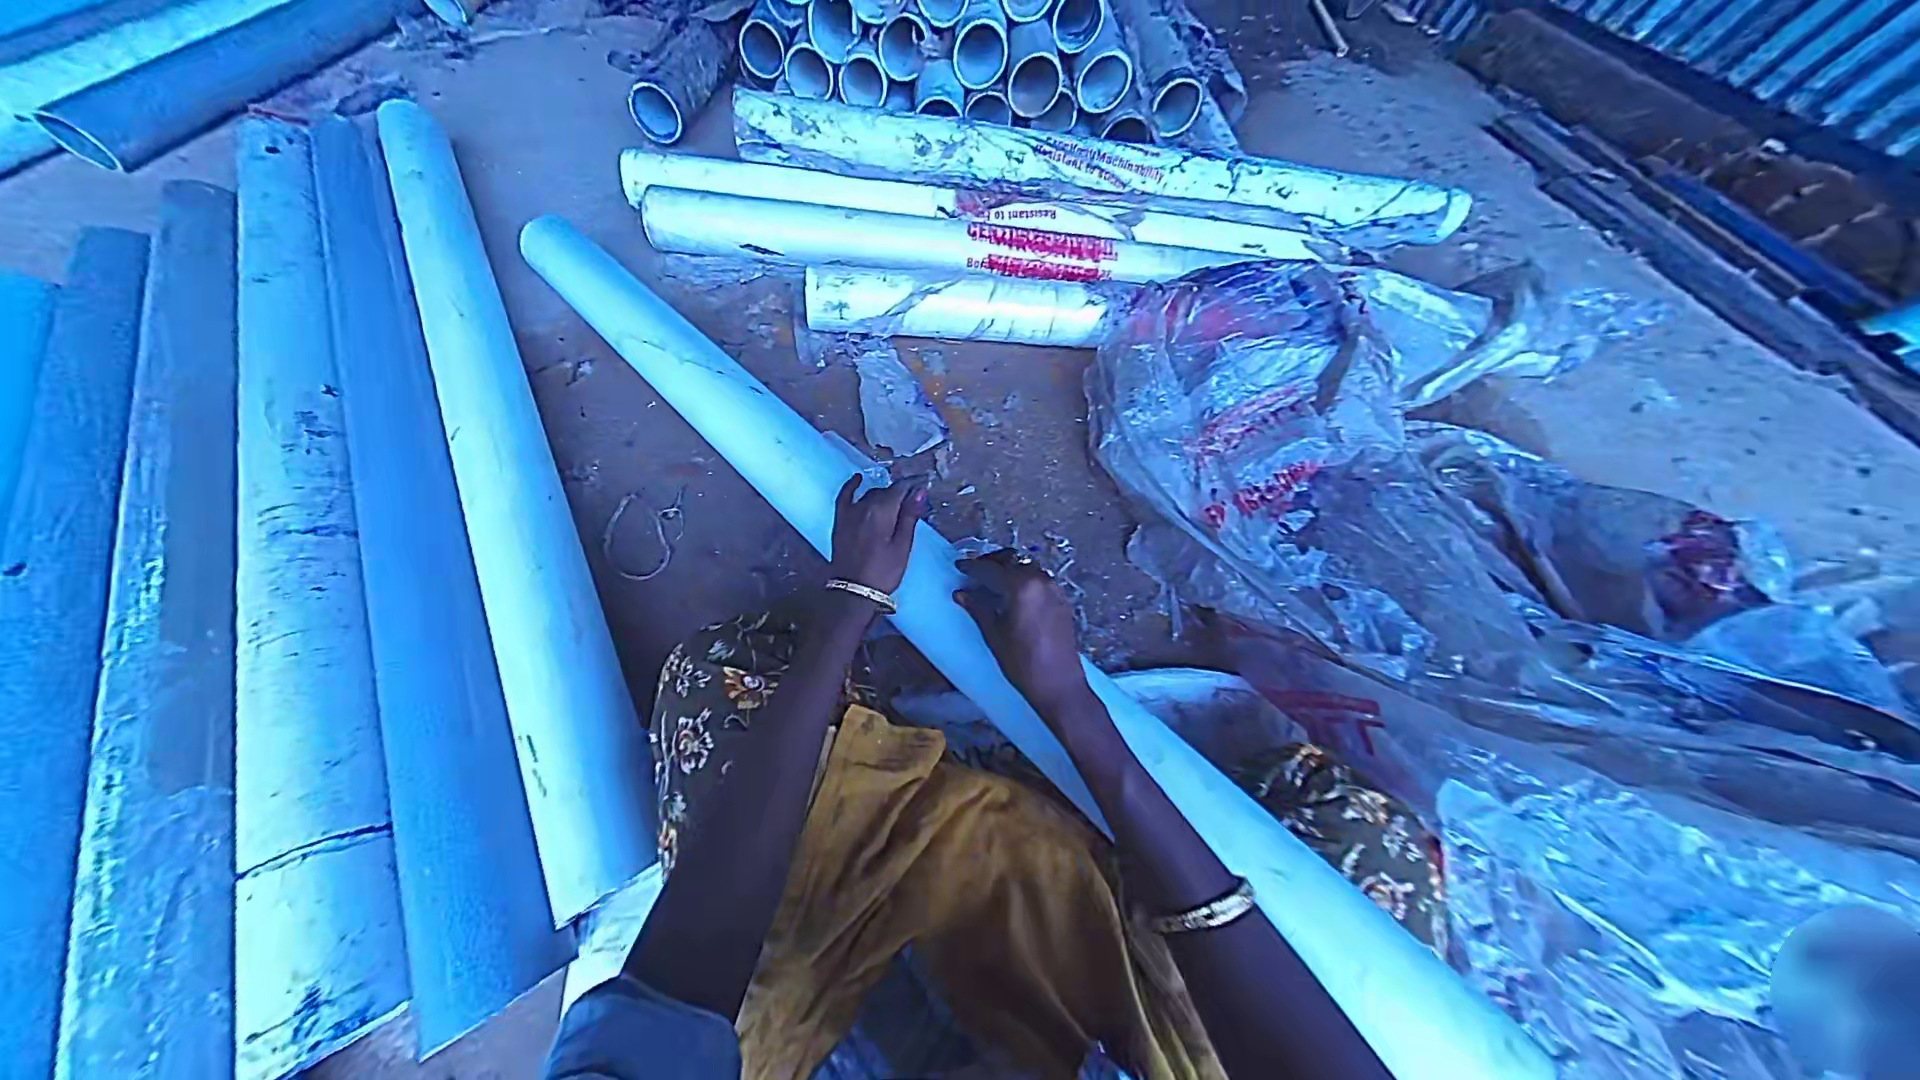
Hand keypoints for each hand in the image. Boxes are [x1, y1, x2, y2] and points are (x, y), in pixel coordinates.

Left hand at [829, 474, 925, 594]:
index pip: (900, 488)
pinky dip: (852, 486)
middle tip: (912, 500)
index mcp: (882, 511)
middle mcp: (864, 506)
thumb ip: (910, 516)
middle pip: (886, 491)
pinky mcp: (840, 521)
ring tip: (894, 501)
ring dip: (883, 494)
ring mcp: (849, 512)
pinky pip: (844, 496)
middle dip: (900, 492)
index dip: (913, 485)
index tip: (923, 484)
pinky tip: (858, 479)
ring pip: (870, 494)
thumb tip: (919, 491)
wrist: (854, 590)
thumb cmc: (884, 571)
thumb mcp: (903, 545)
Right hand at [954, 550, 1099, 720]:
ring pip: (1027, 567)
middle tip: (974, 571)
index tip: (959, 566)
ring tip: (991, 583)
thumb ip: (978, 608)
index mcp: (1022, 586)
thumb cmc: (1022, 662)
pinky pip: (1039, 579)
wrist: (1059, 685)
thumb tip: (961, 593)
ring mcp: (1054, 589)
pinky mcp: (1062, 601)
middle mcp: (1040, 580)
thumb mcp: (994, 634)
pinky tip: (1013, 594)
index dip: (973, 567)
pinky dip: (1023, 579)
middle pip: (1012, 561)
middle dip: (992, 562)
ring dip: (1009, 570)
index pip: (992, 569)